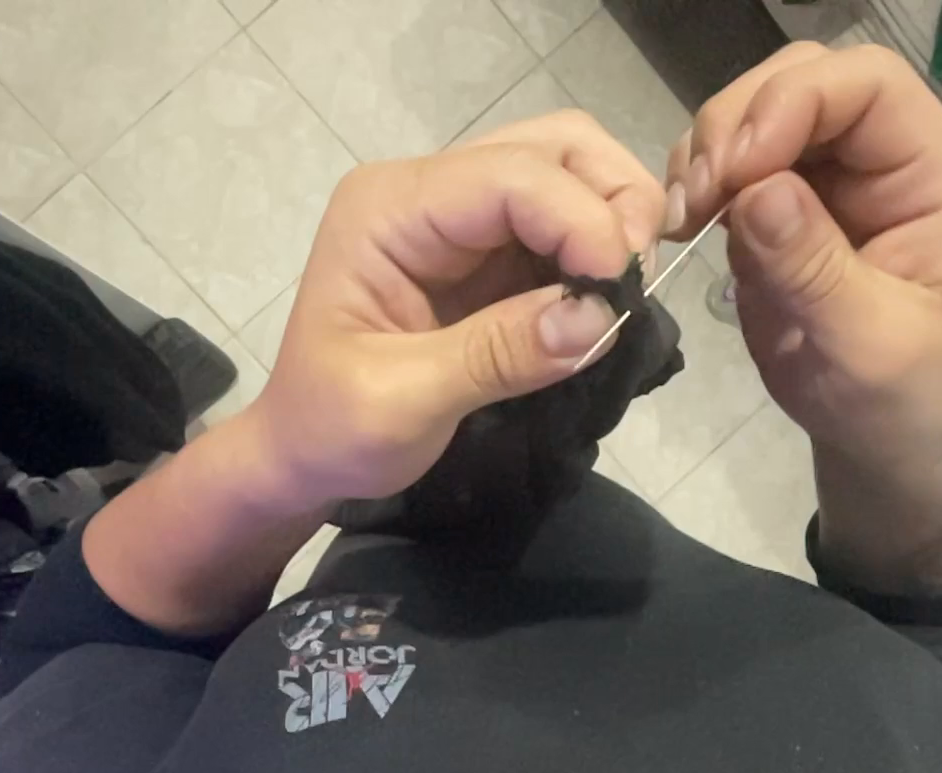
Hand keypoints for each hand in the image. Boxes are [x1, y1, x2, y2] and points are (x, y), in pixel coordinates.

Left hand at [248, 111, 666, 506]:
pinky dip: (595, 258)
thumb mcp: (402, 401)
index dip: (581, 219)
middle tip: (636, 280)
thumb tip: (599, 318)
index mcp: (388, 211)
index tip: (621, 291)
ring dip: (611, 223)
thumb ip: (497, 354)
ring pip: (563, 179)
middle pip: (549, 149)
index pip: (508, 177)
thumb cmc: (332, 430)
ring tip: (626, 293)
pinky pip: (557, 235)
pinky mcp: (484, 263)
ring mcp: (457, 225)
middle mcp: (426, 196)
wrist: (305, 454)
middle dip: (610, 199)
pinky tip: (606, 300)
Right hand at [665, 42, 941, 466]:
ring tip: (682, 218)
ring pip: (755, 116)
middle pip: (803, 82)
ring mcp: (823, 184)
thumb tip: (755, 194)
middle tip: (694, 199)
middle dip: (736, 126)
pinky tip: (682, 225)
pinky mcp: (776, 212)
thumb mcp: (868, 344)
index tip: (732, 174)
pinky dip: (695, 184)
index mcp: (931, 178)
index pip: (868, 88)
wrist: (872, 434)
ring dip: (705, 153)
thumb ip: (815, 269)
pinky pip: (729, 169)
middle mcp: (878, 162)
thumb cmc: (894, 397)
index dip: (793, 106)